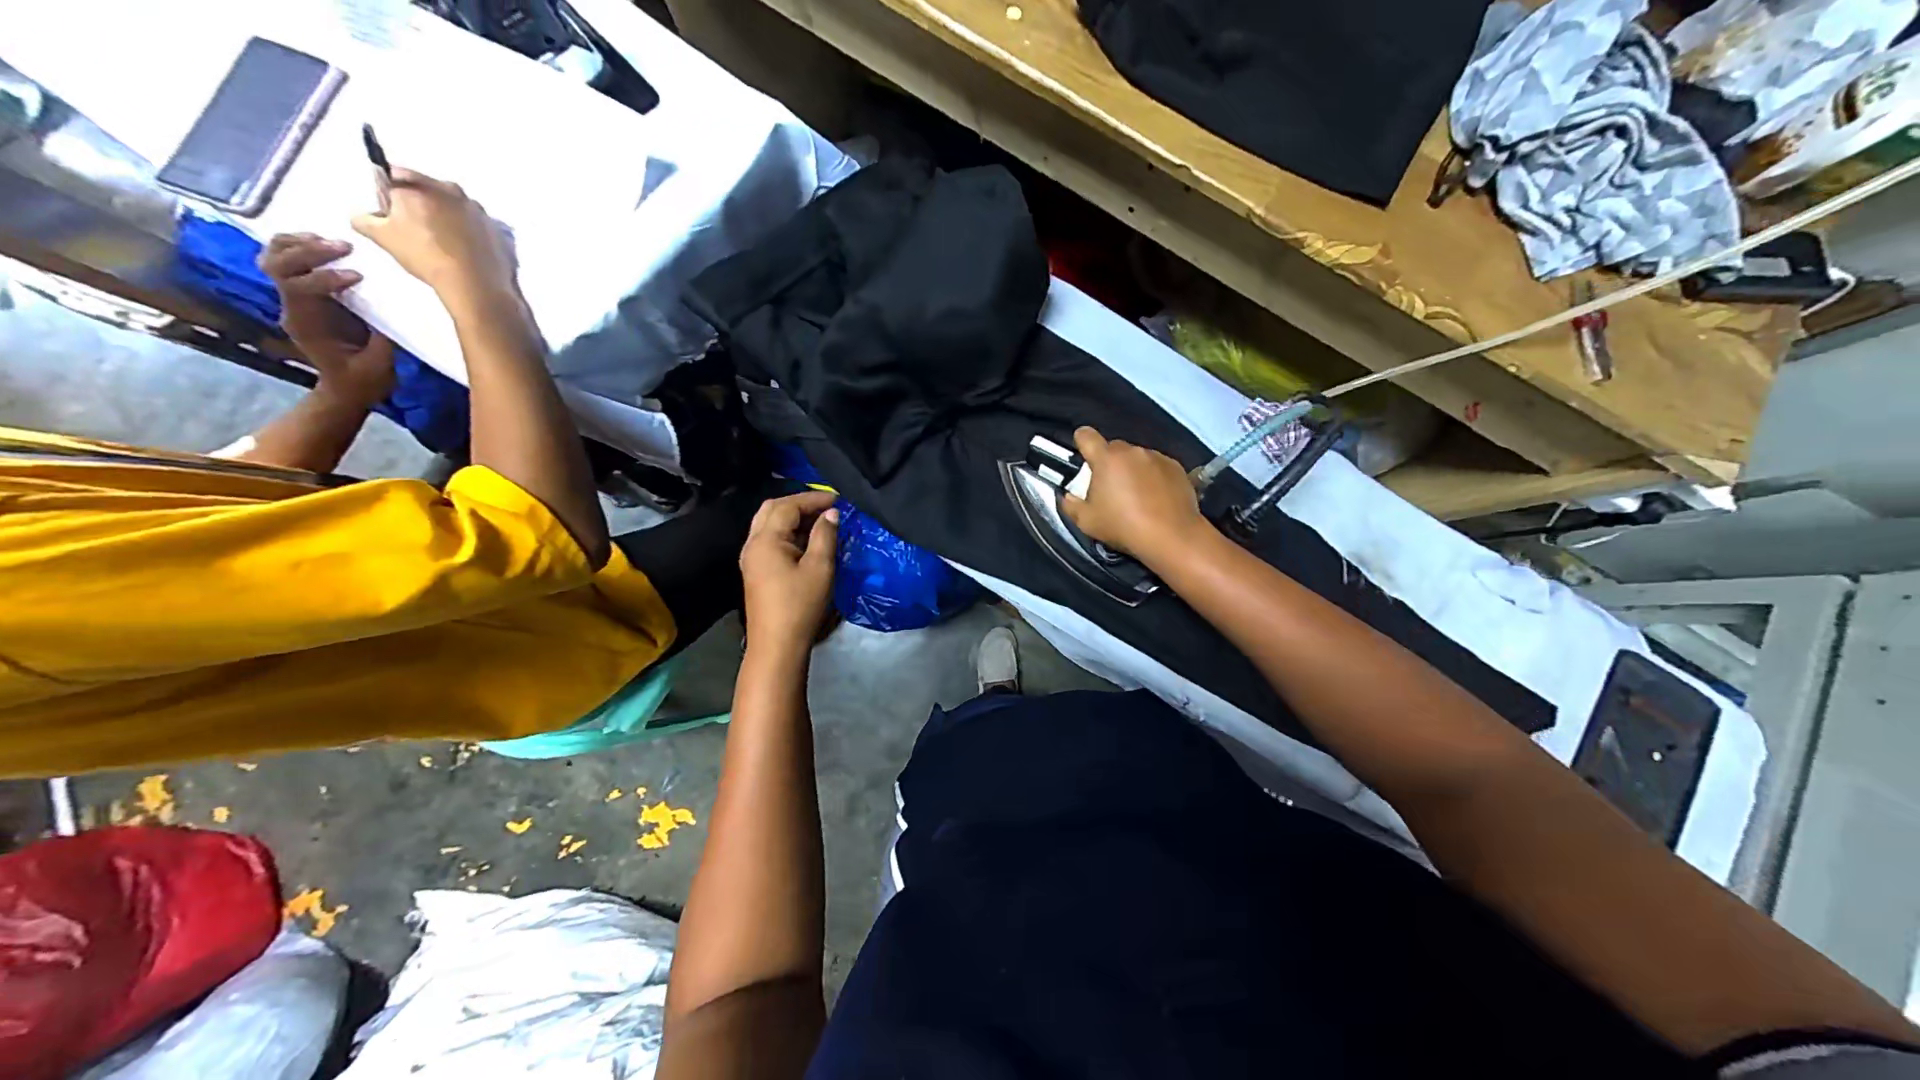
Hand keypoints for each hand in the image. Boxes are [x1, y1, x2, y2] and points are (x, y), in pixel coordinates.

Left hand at [259, 233, 394, 407]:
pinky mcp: (306, 292)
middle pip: (277, 263)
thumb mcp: (379, 363)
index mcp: (305, 323)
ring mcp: (295, 298)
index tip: (359, 277)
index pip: (298, 287)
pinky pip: (289, 258)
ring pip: (275, 254)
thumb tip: (394, 305)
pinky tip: (329, 246)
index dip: (325, 277)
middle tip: (345, 247)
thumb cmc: (364, 379)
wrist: (350, 387)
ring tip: (335, 242)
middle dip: (308, 251)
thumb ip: (382, 334)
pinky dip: (303, 245)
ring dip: (301, 243)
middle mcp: (292, 306)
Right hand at [350, 167, 516, 302]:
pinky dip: (468, 233)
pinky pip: (475, 225)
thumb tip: (364, 217)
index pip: (395, 175)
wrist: (477, 284)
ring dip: (445, 218)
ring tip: (442, 244)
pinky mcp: (496, 229)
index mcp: (419, 185)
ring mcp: (478, 210)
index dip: (388, 192)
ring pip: (453, 207)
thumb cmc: (425, 255)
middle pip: (427, 190)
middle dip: (419, 204)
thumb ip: (366, 220)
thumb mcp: (383, 237)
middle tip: (415, 230)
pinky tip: (464, 252)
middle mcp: (451, 190)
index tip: (390, 212)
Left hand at [740, 491, 840, 655]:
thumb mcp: (820, 568)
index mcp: (766, 540)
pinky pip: (770, 539)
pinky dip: (788, 531)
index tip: (839, 499)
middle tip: (827, 506)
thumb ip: (825, 535)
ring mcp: (751, 558)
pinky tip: (808, 540)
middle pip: (772, 509)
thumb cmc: (800, 605)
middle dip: (800, 503)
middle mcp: (753, 544)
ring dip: (793, 517)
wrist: (777, 645)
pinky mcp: (756, 570)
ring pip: (769, 524)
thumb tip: (831, 514)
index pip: (788, 505)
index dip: (813, 498)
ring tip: (820, 520)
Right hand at [1060, 426, 1210, 561]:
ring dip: (1133, 470)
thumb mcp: (1087, 522)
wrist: (1171, 536)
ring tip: (1137, 496)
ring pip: (1137, 457)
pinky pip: (1158, 466)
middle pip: (1113, 448)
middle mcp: (1132, 451)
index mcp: (1106, 459)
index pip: (1086, 435)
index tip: (1082, 455)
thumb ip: (1070, 505)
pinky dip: (1154, 477)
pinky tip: (1156, 498)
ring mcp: (1157, 457)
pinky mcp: (1177, 467)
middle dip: (1109, 463)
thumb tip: (1067, 497)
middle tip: (1110, 488)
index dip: (1081, 442)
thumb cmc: (1124, 526)